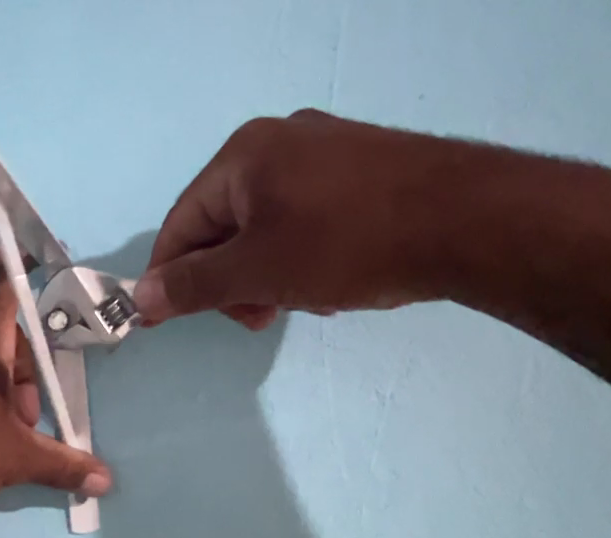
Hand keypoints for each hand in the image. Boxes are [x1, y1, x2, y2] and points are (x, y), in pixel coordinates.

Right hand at [134, 109, 469, 326]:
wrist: (468, 222)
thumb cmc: (346, 244)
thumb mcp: (256, 273)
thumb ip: (192, 287)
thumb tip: (141, 297)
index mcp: (243, 157)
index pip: (181, 225)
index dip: (169, 278)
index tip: (169, 321)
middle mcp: (279, 144)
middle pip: (223, 228)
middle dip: (231, 282)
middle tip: (257, 318)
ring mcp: (325, 154)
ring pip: (266, 231)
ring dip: (269, 278)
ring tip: (302, 301)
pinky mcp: (361, 172)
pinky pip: (305, 223)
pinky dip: (303, 260)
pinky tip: (331, 284)